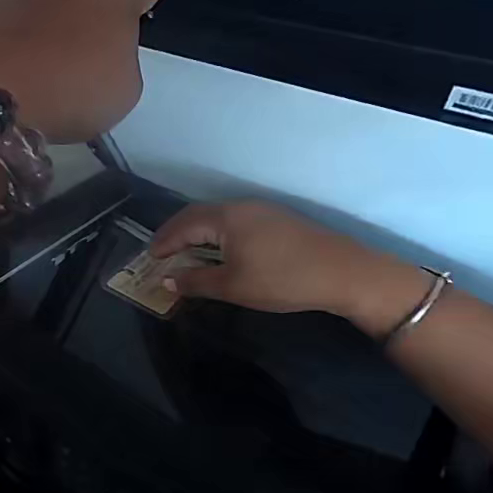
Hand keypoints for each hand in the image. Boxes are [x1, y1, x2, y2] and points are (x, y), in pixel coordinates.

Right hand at [149, 200, 433, 336]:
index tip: (150, 258)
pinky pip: (234, 220)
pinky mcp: (276, 219)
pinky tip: (220, 249)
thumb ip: (196, 281)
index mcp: (225, 217)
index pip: (183, 224)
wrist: (343, 272)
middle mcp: (240, 206)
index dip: (164, 241)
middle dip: (176, 233)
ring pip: (217, 216)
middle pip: (198, 215)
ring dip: (197, 232)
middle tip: (162, 253)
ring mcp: (260, 209)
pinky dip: (217, 233)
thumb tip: (167, 280)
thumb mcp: (234, 286)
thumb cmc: (282, 280)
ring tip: (186, 252)